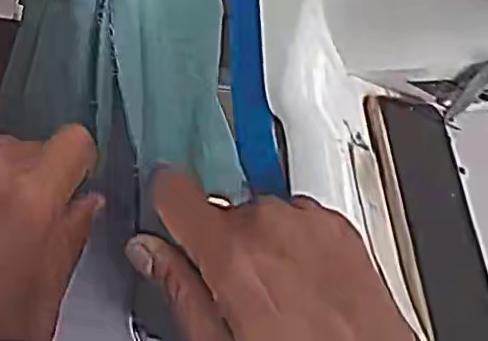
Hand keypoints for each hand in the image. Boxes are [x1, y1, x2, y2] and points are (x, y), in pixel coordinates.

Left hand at [0, 125, 102, 340]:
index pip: (77, 140)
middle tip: (26, 225)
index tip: (76, 182)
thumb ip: (72, 237)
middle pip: (41, 147)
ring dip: (6, 175)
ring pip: (7, 147)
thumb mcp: (42, 299)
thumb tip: (87, 206)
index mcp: (31, 193)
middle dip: (40, 180)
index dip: (81, 166)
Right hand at [125, 168, 415, 340]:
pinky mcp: (338, 225)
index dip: (164, 201)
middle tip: (240, 296)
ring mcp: (307, 220)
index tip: (166, 213)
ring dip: (264, 244)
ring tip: (284, 300)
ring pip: (262, 214)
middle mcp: (268, 223)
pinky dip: (298, 244)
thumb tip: (149, 251)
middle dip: (224, 245)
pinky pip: (300, 219)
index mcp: (232, 254)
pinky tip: (310, 290)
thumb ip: (181, 289)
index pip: (173, 187)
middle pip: (222, 210)